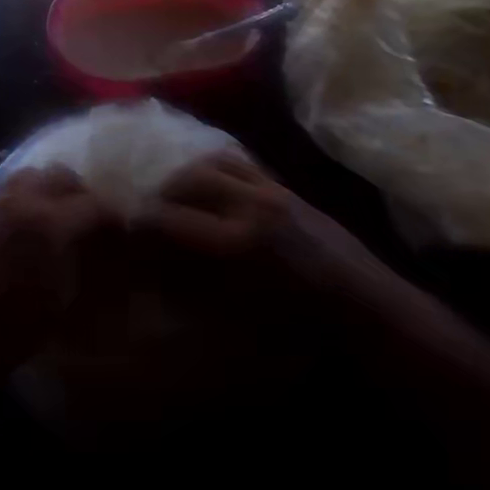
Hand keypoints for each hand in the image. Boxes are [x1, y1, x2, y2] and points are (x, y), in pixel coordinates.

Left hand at [0, 166, 113, 385]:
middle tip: (95, 223)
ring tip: (62, 221)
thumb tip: (100, 249)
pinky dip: (27, 199)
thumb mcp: (61, 301)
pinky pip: (7, 192)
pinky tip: (31, 228)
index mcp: (47, 222)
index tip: (125, 236)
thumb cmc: (9, 331)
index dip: (116, 219)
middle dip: (84, 195)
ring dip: (52, 191)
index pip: (96, 205)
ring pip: (31, 176)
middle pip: (61, 176)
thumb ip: (83, 263)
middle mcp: (19, 201)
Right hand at [140, 150, 404, 311]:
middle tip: (146, 209)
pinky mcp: (287, 189)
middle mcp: (253, 207)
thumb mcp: (233, 311)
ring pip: (213, 162)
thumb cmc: (297, 327)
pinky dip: (216, 170)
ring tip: (174, 194)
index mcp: (237, 244)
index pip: (168, 218)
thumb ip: (187, 280)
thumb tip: (149, 262)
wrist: (366, 310)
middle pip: (186, 179)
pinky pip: (242, 164)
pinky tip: (207, 188)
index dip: (138, 222)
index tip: (123, 229)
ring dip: (186, 175)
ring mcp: (274, 192)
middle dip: (158, 192)